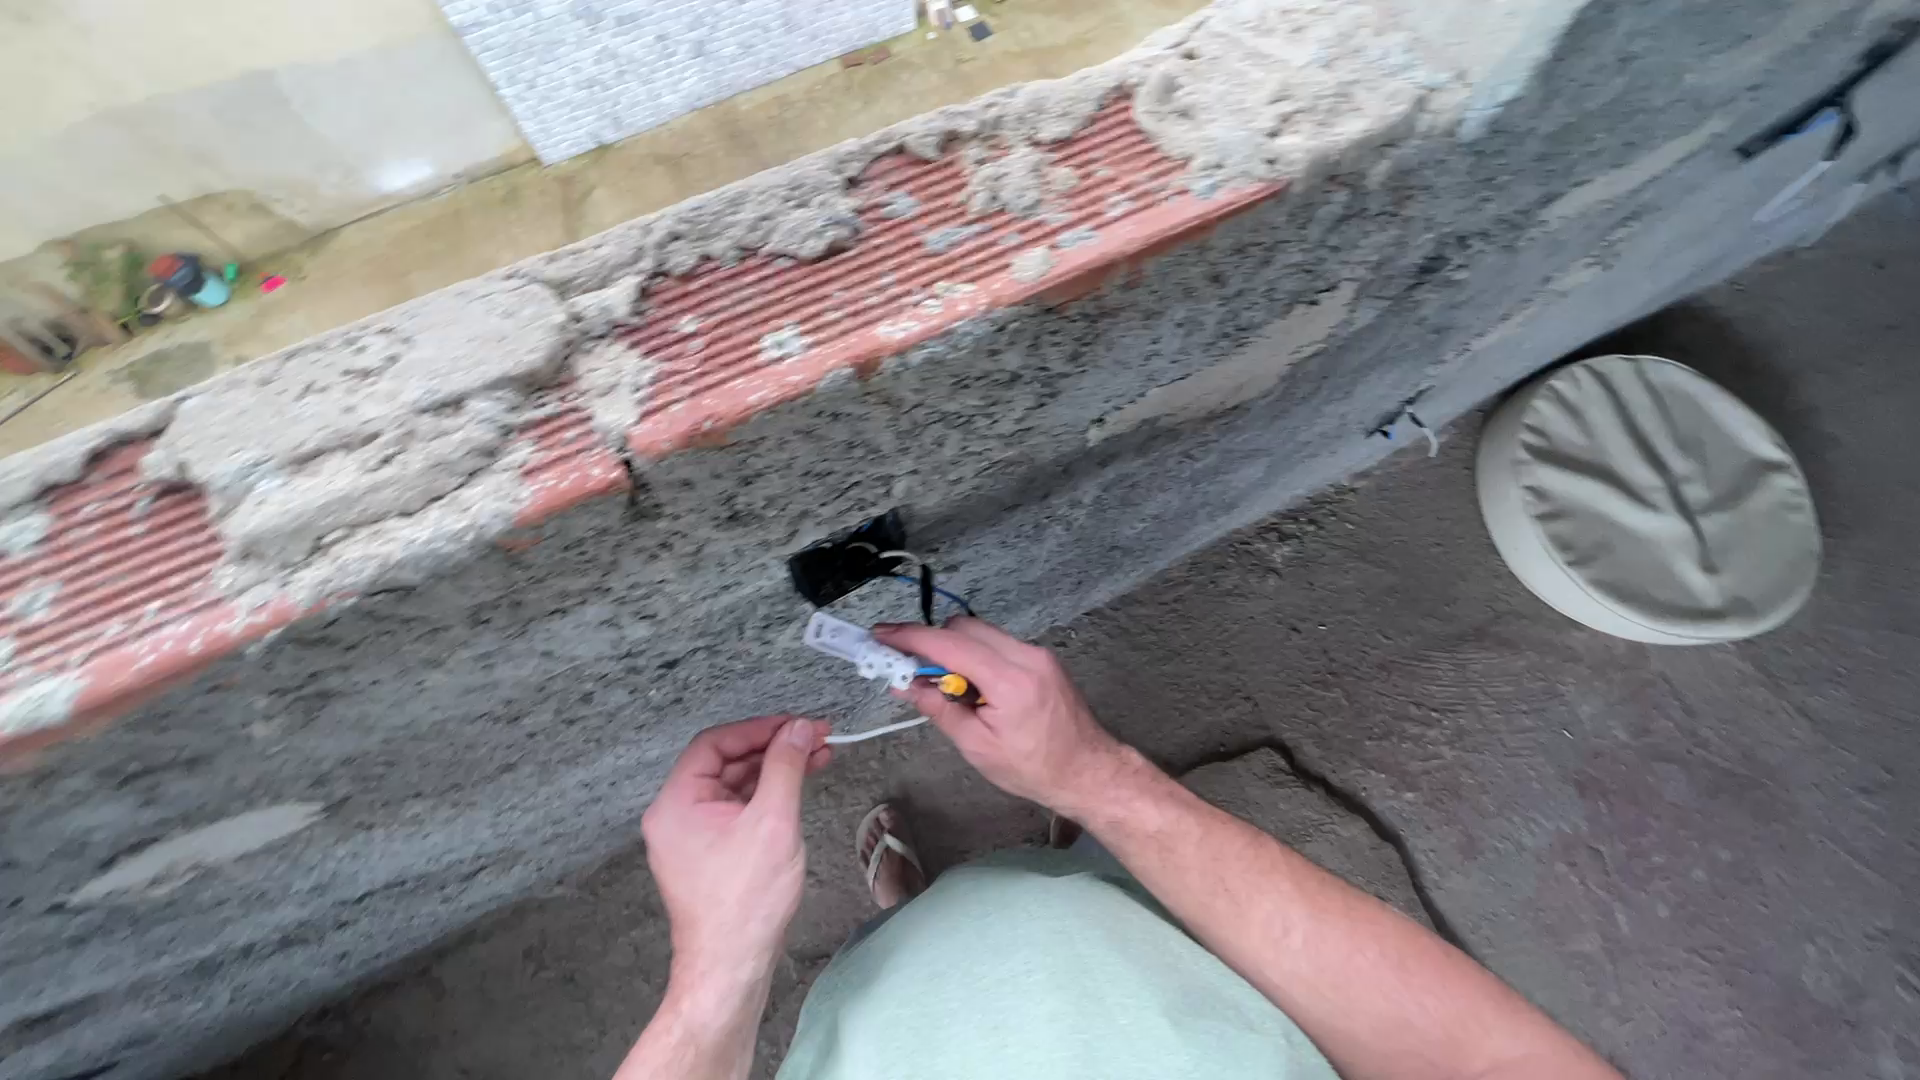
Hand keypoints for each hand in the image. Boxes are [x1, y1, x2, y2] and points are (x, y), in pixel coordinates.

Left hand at [641, 716, 830, 982]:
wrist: (733, 966)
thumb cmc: (747, 898)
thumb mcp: (772, 821)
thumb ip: (785, 766)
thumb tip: (800, 727)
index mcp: (677, 802)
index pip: (715, 743)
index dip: (759, 728)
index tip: (798, 724)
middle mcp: (677, 813)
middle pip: (727, 761)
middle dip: (774, 746)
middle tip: (817, 736)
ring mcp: (694, 833)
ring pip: (737, 782)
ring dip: (777, 767)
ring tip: (820, 754)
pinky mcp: (712, 850)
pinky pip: (739, 806)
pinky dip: (770, 792)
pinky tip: (801, 783)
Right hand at [873, 618, 1126, 814]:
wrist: (1088, 771)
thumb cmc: (1034, 768)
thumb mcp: (977, 746)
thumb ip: (939, 709)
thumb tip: (906, 684)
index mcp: (1011, 681)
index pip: (950, 645)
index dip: (911, 637)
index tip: (882, 635)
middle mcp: (1027, 656)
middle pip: (964, 628)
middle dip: (932, 642)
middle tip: (909, 668)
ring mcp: (1038, 653)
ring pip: (981, 632)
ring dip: (954, 650)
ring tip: (944, 686)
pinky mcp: (1041, 658)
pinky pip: (997, 644)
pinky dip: (976, 656)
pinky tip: (970, 687)